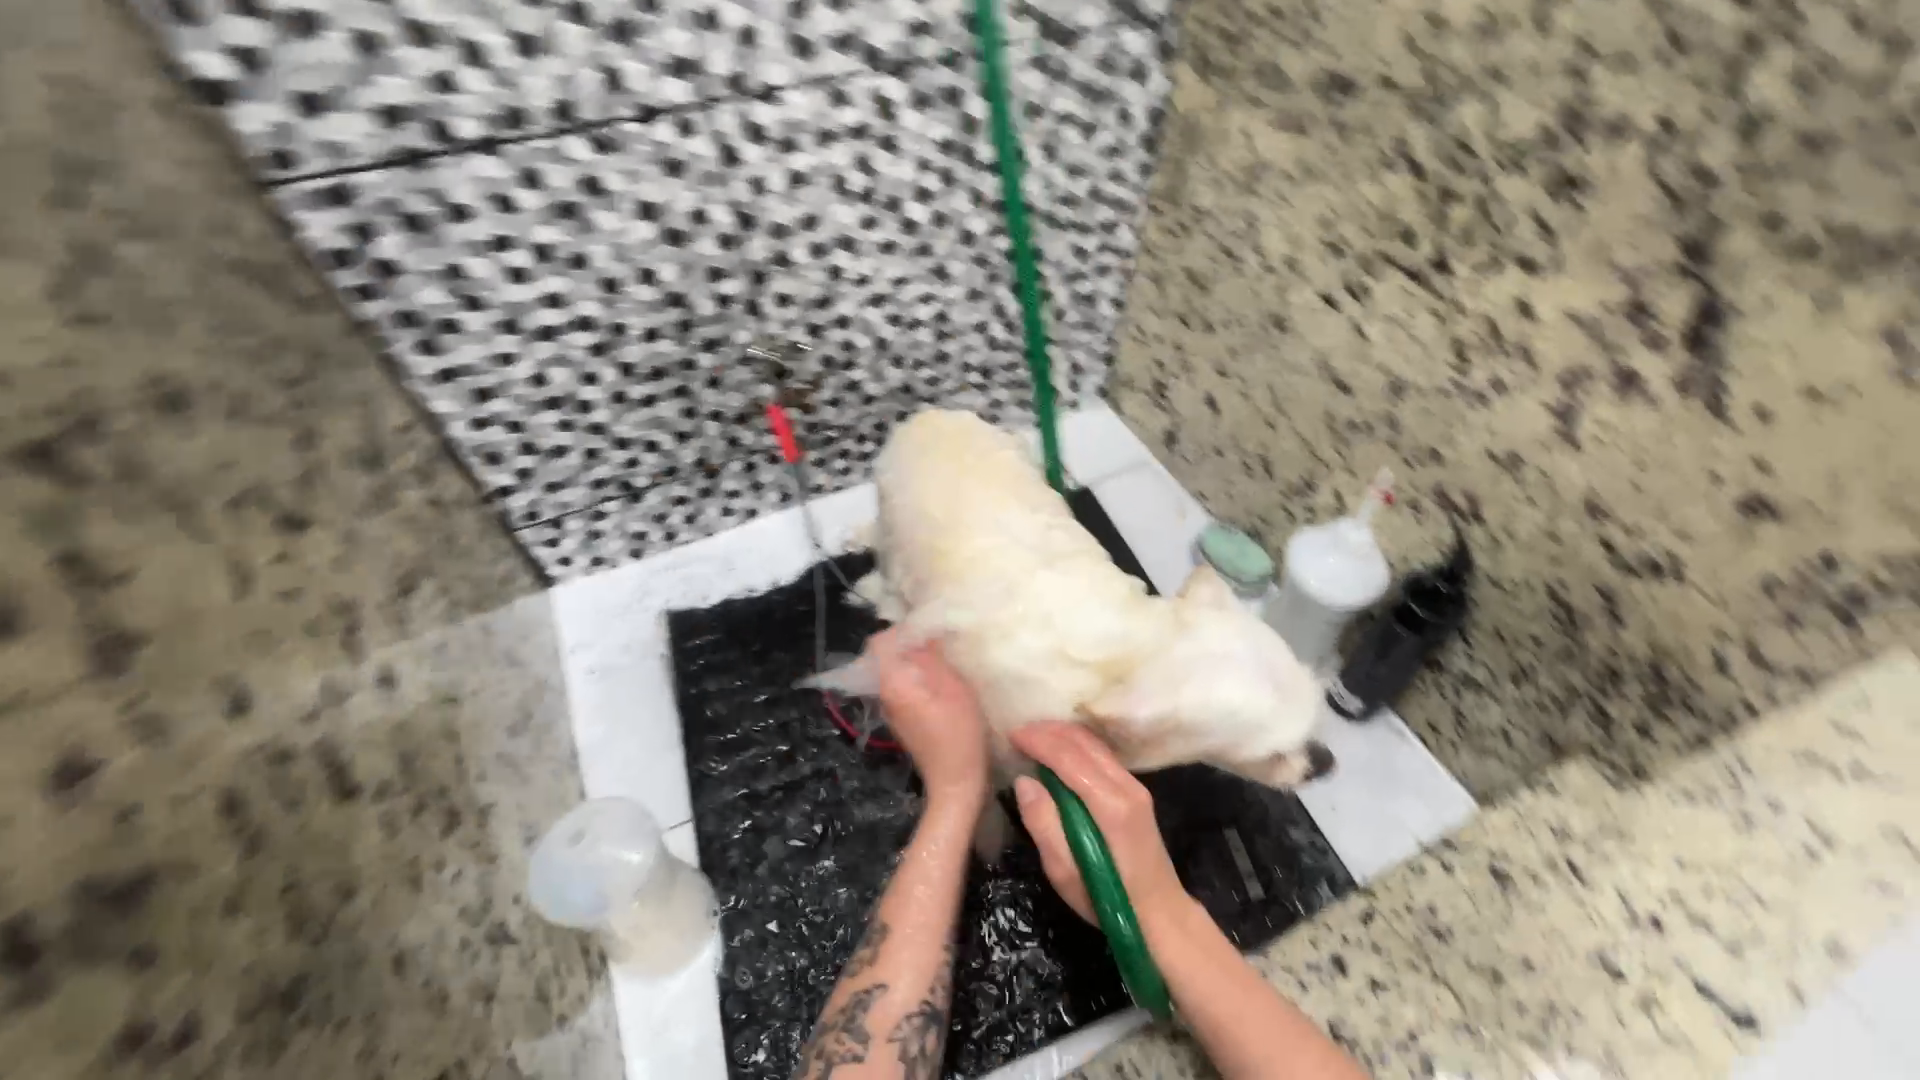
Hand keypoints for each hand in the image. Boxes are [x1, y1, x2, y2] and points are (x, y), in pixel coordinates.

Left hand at [868, 628, 990, 810]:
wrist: (955, 781)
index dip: (901, 631)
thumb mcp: (954, 687)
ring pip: (892, 671)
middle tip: (937, 644)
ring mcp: (890, 709)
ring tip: (941, 662)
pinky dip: (915, 678)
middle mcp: (883, 694)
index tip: (927, 632)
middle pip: (884, 656)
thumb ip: (933, 657)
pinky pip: (900, 687)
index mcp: (892, 683)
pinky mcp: (900, 719)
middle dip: (908, 645)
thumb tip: (923, 633)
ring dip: (913, 662)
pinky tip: (939, 685)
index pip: (879, 643)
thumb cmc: (960, 732)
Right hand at [1010, 722, 1192, 927]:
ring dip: (1063, 735)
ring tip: (1033, 738)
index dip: (1038, 741)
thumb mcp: (1065, 872)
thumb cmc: (1108, 899)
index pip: (1069, 757)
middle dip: (1048, 731)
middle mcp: (1127, 786)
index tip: (1011, 735)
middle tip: (1017, 733)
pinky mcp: (1136, 792)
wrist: (1159, 914)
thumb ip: (1043, 823)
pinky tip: (1059, 753)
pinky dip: (1076, 746)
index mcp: (1110, 805)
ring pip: (1095, 744)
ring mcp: (1135, 786)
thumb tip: (1024, 780)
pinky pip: (1102, 755)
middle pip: (1084, 742)